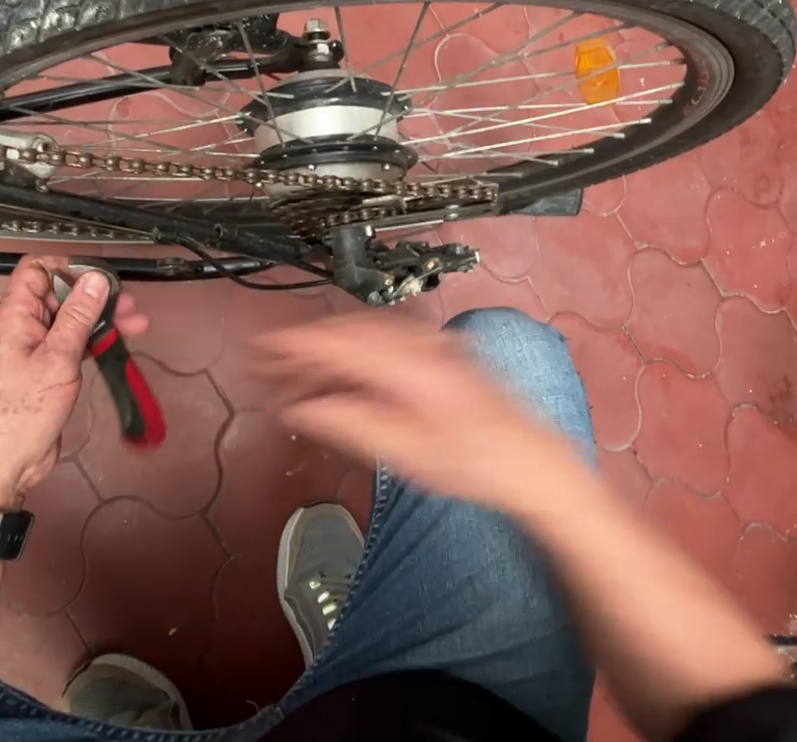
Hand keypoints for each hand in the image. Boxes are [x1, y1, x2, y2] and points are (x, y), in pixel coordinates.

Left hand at [0, 256, 148, 508]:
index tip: (98, 278)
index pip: (36, 270)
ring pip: (72, 319)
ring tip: (135, 323)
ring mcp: (37, 348)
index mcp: (16, 316)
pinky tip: (119, 342)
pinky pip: (74, 342)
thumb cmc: (21, 412)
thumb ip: (78, 316)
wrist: (5, 462)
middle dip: (95, 295)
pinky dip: (96, 339)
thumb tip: (94, 279)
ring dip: (102, 318)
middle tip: (128, 304)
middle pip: (60, 294)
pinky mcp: (49, 368)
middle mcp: (25, 327)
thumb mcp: (57, 358)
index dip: (67, 267)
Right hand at [253, 315, 580, 514]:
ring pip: (364, 334)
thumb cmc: (478, 464)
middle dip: (304, 347)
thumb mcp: (408, 455)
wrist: (534, 461)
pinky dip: (353, 353)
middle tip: (268, 364)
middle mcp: (423, 345)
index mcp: (412, 366)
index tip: (263, 347)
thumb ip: (352, 425)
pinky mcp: (440, 353)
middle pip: (348, 332)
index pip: (340, 342)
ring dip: (326, 349)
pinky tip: (338, 373)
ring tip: (295, 372)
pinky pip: (384, 341)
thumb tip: (303, 408)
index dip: (295, 343)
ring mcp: (434, 345)